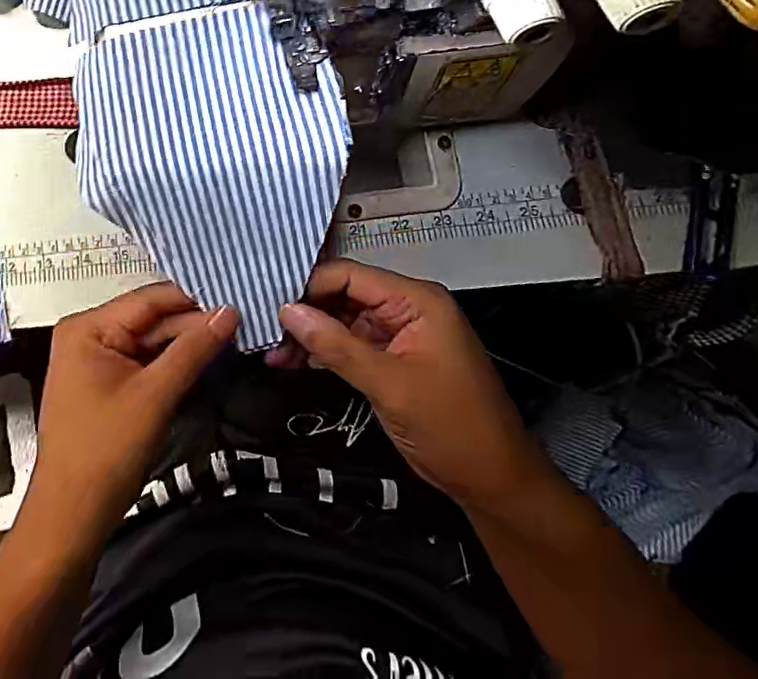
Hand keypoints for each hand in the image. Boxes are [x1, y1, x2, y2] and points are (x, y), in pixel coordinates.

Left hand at [25, 283, 236, 544]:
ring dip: (184, 346)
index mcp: (88, 327)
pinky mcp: (103, 383)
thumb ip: (193, 350)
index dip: (194, 301)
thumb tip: (228, 313)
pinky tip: (200, 365)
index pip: (150, 299)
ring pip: (149, 341)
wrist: (71, 517)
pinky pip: (142, 361)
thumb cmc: (104, 453)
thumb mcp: (155, 395)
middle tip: (239, 328)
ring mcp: (93, 359)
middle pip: (150, 318)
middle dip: (192, 325)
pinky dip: (169, 365)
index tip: (235, 305)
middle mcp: (87, 334)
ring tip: (228, 343)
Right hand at [275, 259, 550, 512]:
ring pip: (342, 320)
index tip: (269, 303)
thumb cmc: (451, 427)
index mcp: (416, 300)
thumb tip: (287, 311)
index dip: (309, 286)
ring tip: (272, 352)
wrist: (493, 481)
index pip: (351, 276)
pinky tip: (292, 361)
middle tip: (264, 331)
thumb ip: (336, 345)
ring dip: (309, 335)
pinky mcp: (392, 358)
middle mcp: (406, 308)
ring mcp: (399, 333)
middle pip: (344, 295)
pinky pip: (350, 343)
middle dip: (305, 312)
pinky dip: (323, 352)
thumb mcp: (389, 384)